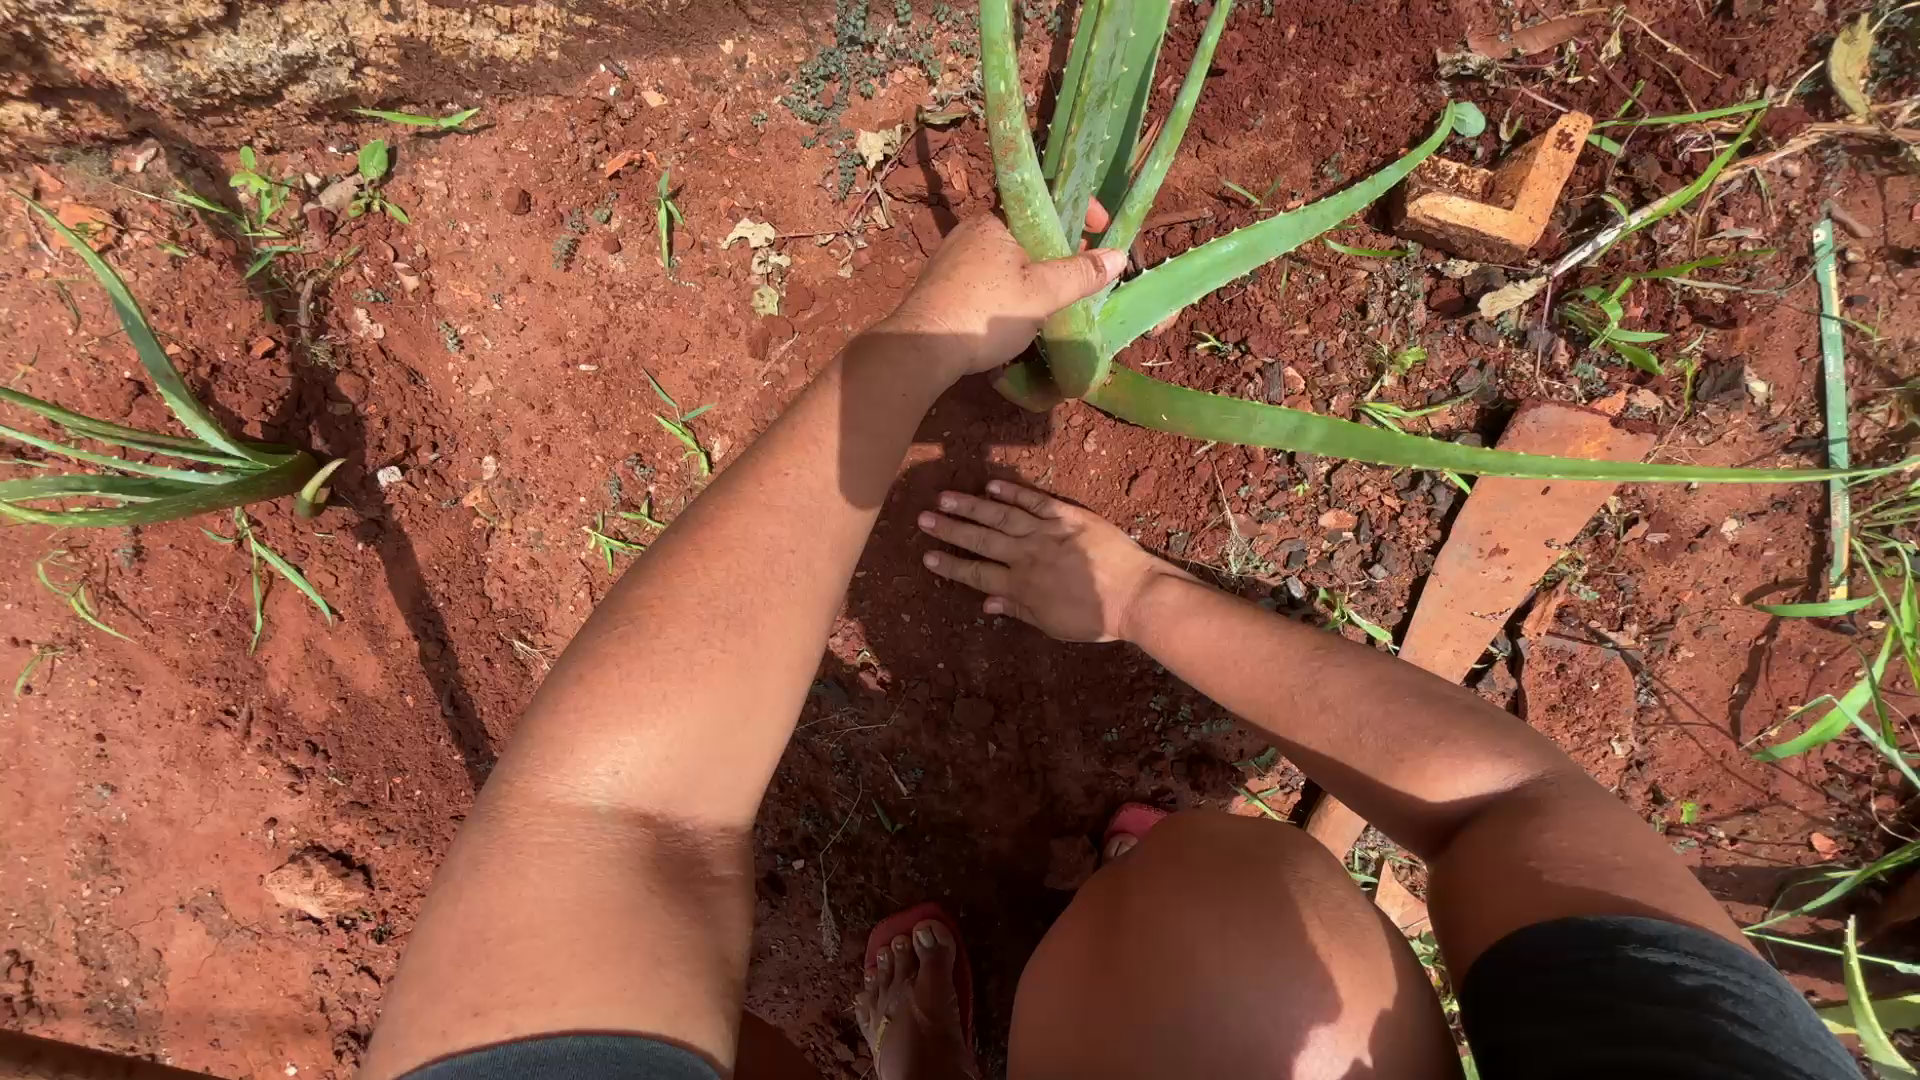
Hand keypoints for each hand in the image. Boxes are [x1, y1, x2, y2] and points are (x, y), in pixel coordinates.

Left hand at [874, 205, 1125, 380]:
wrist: (920, 349)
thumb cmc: (984, 314)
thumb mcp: (1042, 295)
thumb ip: (1080, 275)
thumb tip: (1118, 257)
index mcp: (997, 221)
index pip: (1046, 200)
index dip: (1079, 211)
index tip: (1101, 229)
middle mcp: (972, 232)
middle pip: (1027, 232)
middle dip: (1057, 250)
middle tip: (1079, 277)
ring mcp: (952, 260)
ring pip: (1005, 259)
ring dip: (1032, 275)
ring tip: (1051, 301)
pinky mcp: (941, 288)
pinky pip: (985, 280)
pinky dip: (1007, 291)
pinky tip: (1013, 316)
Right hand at [916, 480, 1194, 642]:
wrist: (1136, 596)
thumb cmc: (1096, 618)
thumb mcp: (1054, 625)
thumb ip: (1019, 610)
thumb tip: (987, 603)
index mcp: (1021, 585)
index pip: (977, 574)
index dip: (951, 565)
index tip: (928, 556)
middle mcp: (1027, 555)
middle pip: (981, 540)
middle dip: (950, 530)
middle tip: (923, 519)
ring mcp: (1047, 532)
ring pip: (1001, 516)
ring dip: (971, 506)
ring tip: (945, 497)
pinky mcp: (1068, 516)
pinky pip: (1036, 501)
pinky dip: (1013, 493)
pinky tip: (992, 484)